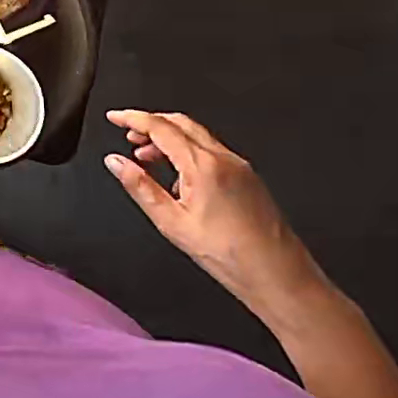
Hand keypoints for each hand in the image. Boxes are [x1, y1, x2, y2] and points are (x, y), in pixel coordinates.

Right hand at [104, 110, 330, 321]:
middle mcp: (225, 160)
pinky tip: (175, 175)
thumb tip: (115, 162)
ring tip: (146, 156)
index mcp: (204, 166)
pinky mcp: (248, 179)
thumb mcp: (171, 222)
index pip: (160, 127)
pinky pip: (210, 151)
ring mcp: (241, 168)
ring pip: (196, 135)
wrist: (282, 280)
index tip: (115, 117)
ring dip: (167, 137)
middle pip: (180, 122)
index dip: (132, 118)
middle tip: (127, 132)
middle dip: (149, 123)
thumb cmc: (233, 256)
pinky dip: (186, 151)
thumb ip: (139, 186)